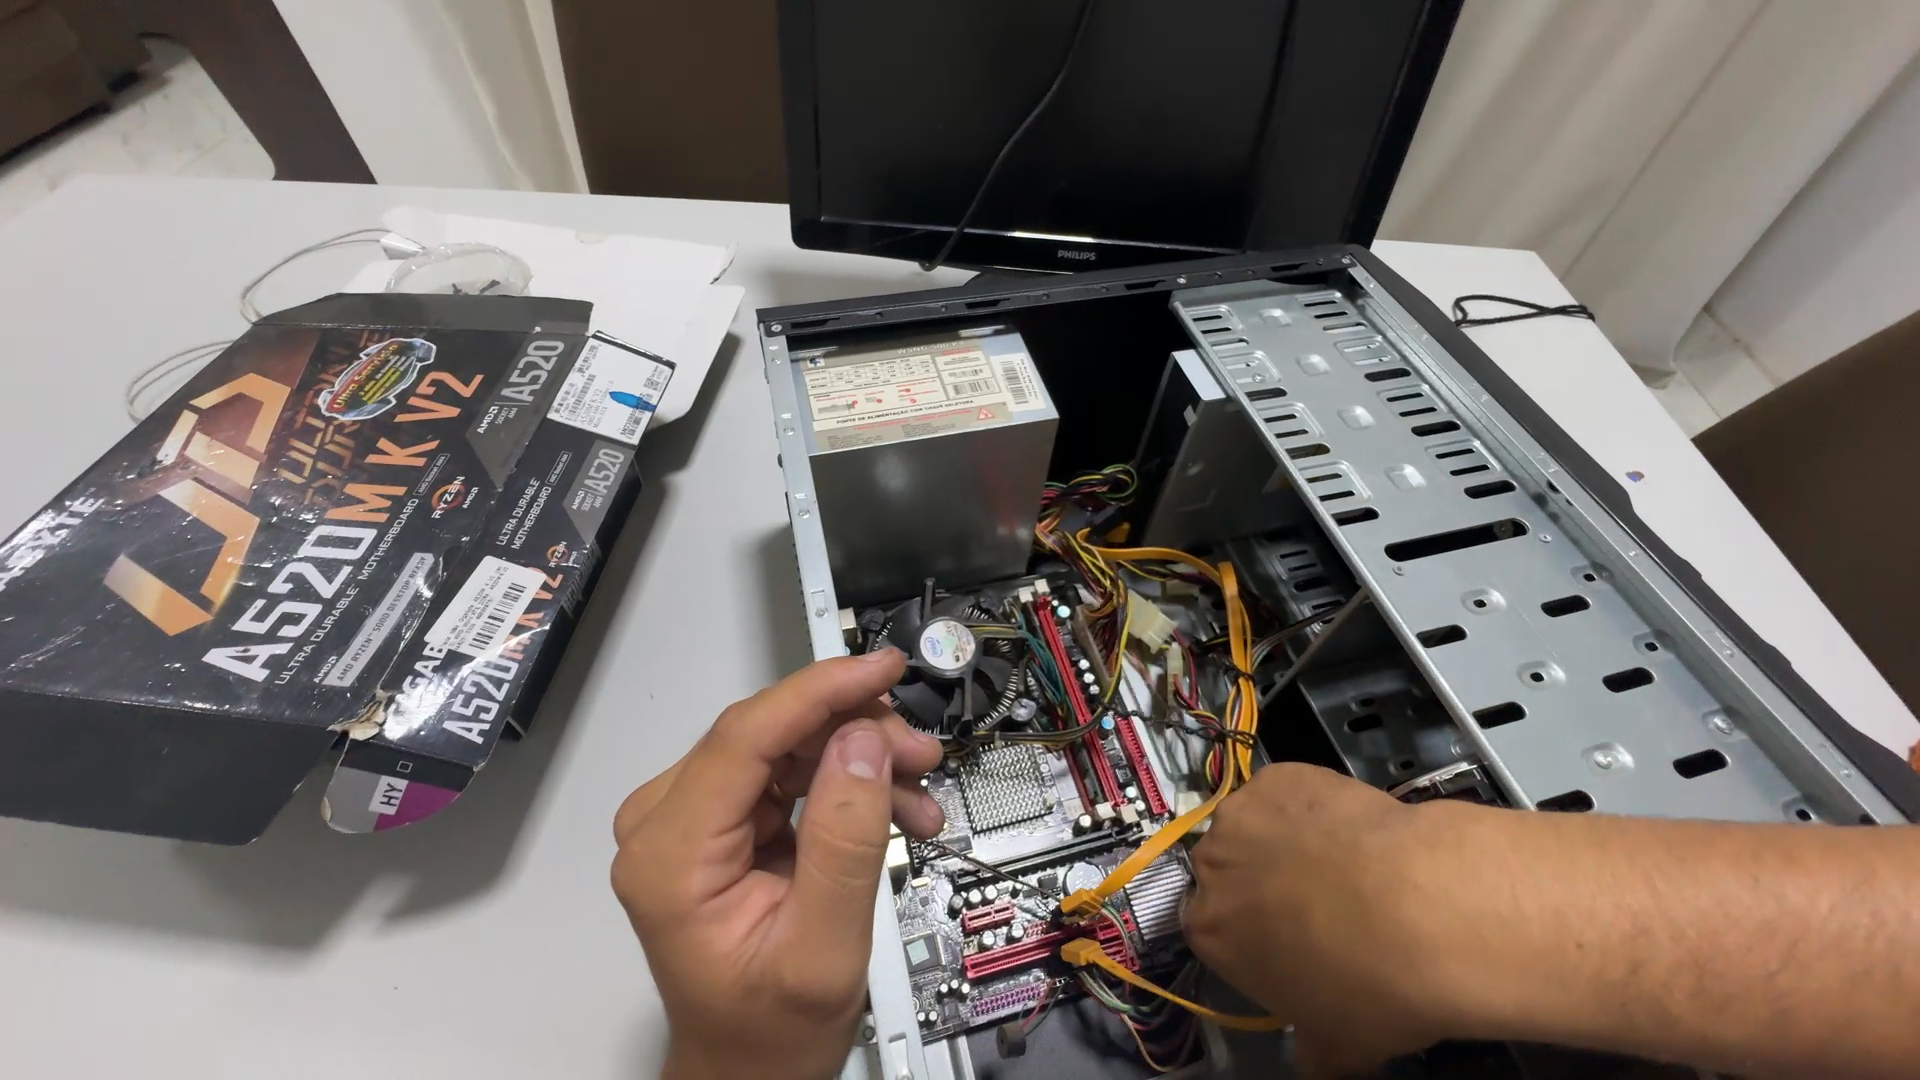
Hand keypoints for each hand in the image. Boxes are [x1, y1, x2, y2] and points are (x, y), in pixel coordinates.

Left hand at [612, 650, 944, 1079]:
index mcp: (670, 854)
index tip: (884, 668)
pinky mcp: (723, 819)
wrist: (749, 1069)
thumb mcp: (824, 951)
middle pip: (771, 733)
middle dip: (856, 733)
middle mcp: (667, 819)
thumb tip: (865, 738)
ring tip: (920, 793)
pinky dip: (849, 782)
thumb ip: (846, 843)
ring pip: (789, 745)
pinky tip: (897, 808)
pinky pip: (792, 772)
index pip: (746, 735)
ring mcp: (693, 816)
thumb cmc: (773, 1031)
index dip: (821, 691)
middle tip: (923, 756)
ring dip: (861, 758)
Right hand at [1184, 762, 1479, 1076]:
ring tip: (1343, 863)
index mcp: (1207, 930)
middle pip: (1226, 870)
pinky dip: (1311, 807)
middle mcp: (1210, 864)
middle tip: (1317, 905)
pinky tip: (1351, 829)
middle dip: (1259, 884)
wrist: (1421, 906)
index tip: (1286, 945)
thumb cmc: (1371, 986)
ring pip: (1255, 826)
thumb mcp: (1337, 1045)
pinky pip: (1288, 793)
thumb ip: (1309, 1050)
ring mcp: (1243, 812)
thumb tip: (1313, 1060)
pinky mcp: (1280, 776)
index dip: (1249, 936)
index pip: (1211, 929)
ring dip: (1282, 841)